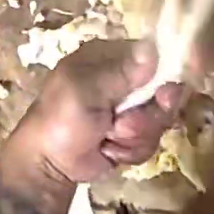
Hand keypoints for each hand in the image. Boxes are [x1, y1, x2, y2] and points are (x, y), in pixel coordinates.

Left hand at [0, 41, 183, 201]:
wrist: (48, 165)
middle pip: (164, 90)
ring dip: (134, 134)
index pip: (154, 54)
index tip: (165, 93)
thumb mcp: (85, 91)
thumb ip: (121, 72)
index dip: (166, 72)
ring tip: (107, 137)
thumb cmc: (60, 119)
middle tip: (124, 123)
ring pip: (159, 118)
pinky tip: (109, 150)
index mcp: (110, 57)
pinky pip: (151, 139)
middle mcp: (125, 78)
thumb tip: (152, 47)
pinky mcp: (134, 132)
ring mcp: (131, 106)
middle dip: (145, 114)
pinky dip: (130, 149)